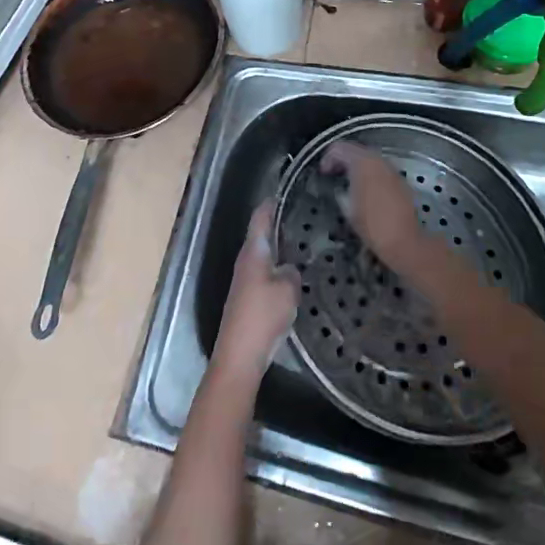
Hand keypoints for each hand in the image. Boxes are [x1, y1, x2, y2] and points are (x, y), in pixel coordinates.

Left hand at [214, 199, 300, 377]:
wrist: (240, 353)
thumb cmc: (263, 315)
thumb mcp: (287, 290)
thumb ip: (291, 273)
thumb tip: (289, 268)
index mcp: (252, 251)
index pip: (260, 217)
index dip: (271, 203)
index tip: (286, 191)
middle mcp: (245, 260)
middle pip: (261, 234)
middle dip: (279, 224)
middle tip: (304, 215)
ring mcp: (245, 280)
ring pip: (264, 255)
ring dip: (280, 247)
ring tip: (304, 241)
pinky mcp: (248, 297)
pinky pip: (265, 273)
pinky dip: (278, 267)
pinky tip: (294, 273)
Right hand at [320, 141, 427, 266]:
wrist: (404, 240)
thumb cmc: (371, 224)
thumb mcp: (347, 207)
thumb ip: (341, 190)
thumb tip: (342, 188)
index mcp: (362, 162)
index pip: (339, 148)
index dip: (328, 158)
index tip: (324, 173)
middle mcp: (378, 160)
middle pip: (355, 150)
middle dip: (342, 160)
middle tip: (332, 174)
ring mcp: (391, 170)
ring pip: (369, 159)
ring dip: (356, 166)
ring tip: (348, 182)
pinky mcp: (400, 181)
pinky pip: (380, 170)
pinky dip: (369, 173)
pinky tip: (365, 190)